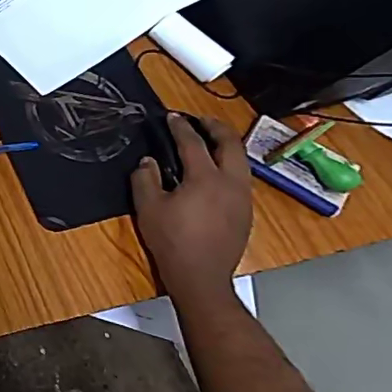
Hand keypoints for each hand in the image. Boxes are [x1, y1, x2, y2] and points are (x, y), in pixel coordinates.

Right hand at [131, 112, 252, 307]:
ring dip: (226, 147)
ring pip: (241, 162)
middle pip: (231, 146)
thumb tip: (149, 162)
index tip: (171, 116)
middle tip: (201, 120)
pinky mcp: (246, 212)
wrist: (201, 274)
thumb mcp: (147, 206)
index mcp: (206, 179)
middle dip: (216, 128)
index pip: (193, 144)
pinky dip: (228, 166)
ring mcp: (243, 198)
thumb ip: (145, 178)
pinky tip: (214, 173)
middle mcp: (232, 183)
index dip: (181, 127)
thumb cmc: (171, 238)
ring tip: (210, 142)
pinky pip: (241, 179)